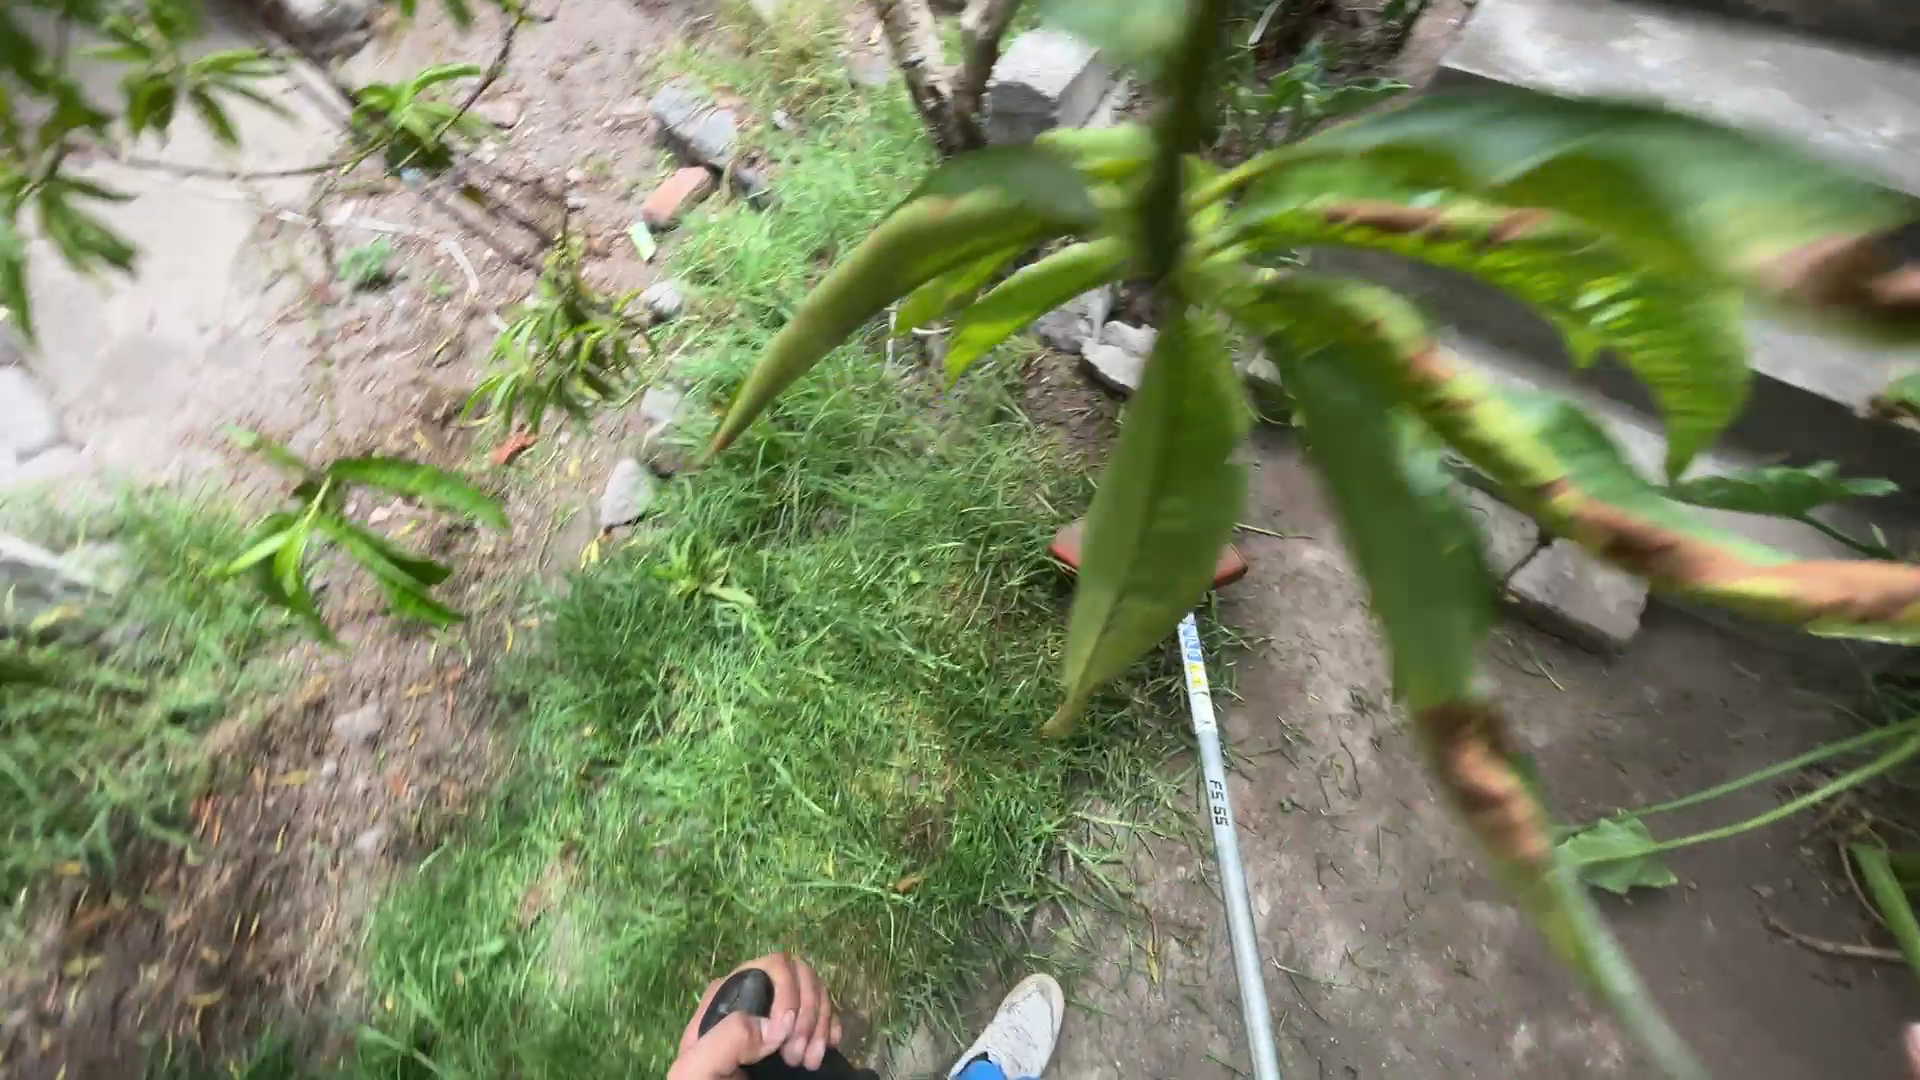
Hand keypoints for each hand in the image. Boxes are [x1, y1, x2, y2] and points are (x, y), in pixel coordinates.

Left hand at [667, 953, 843, 1079]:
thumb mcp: (697, 1070)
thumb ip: (728, 1038)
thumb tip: (779, 1025)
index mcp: (727, 997)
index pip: (769, 967)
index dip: (787, 992)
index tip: (787, 1033)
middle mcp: (755, 998)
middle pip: (799, 975)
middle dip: (808, 1012)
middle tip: (798, 1056)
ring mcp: (777, 1016)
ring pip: (815, 991)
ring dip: (821, 1023)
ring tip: (811, 1061)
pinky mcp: (794, 1034)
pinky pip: (824, 1012)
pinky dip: (831, 1025)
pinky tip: (828, 1047)